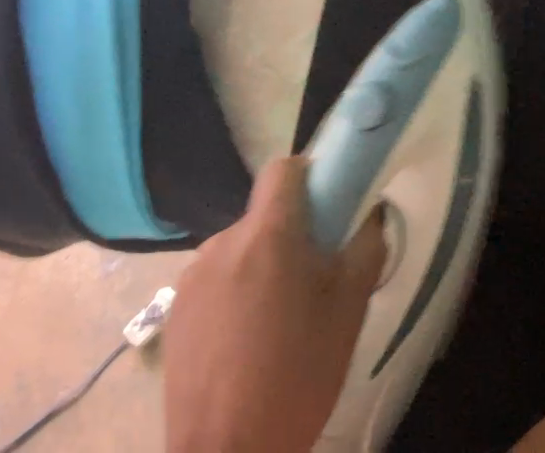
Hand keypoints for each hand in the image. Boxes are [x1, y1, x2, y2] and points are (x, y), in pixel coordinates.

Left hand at [165, 156, 385, 452]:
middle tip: (316, 281)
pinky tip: (247, 342)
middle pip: (264, 216)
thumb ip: (365, 248)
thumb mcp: (350, 310)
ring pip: (241, 250)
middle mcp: (223, 244)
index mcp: (268, 235)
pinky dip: (236, 295)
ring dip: (262, 267)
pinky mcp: (174, 313)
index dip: (311, 178)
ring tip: (280, 321)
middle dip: (292, 235)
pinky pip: (217, 282)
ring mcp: (192, 279)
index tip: (331, 209)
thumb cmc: (299, 375)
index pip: (284, 169)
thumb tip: (369, 216)